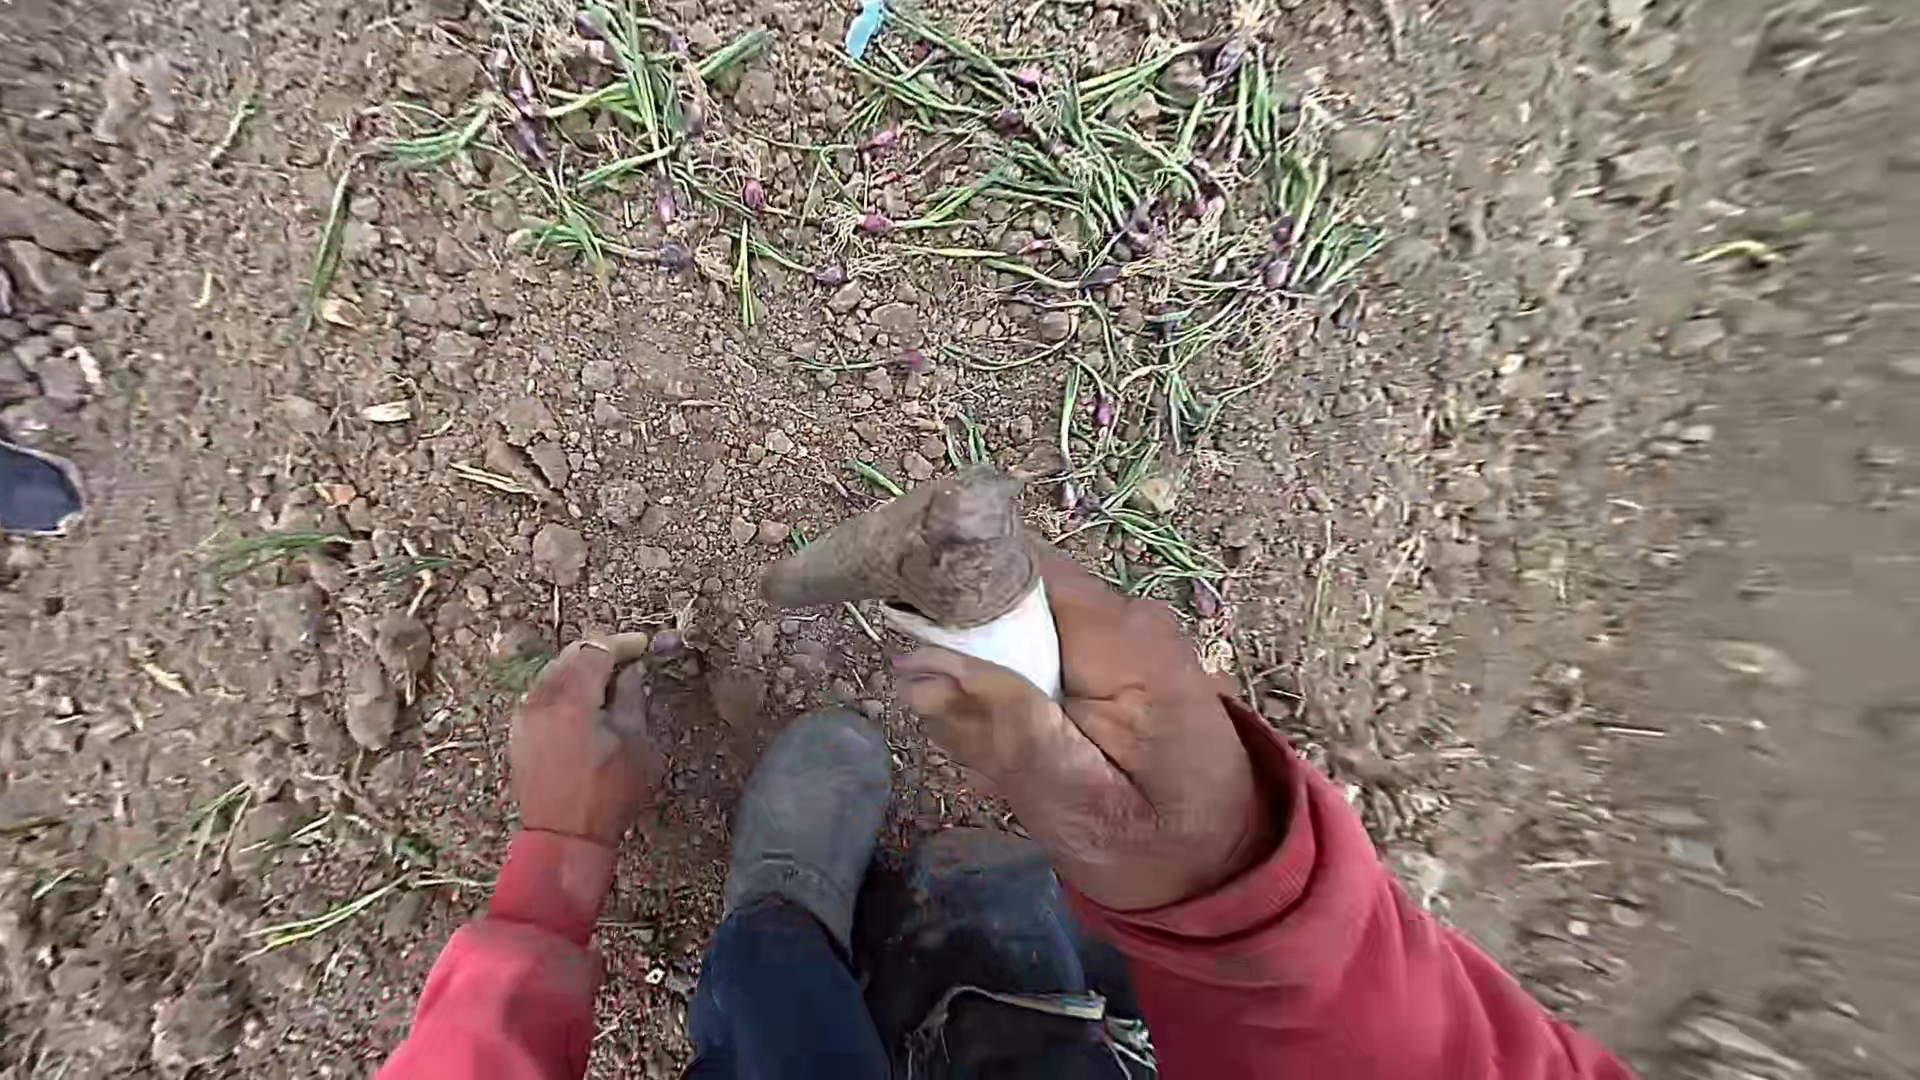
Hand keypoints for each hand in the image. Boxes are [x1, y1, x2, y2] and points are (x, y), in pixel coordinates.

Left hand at [510, 641, 663, 847]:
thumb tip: (631, 672)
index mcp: (571, 700)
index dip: (623, 643)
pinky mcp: (521, 732)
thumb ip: (632, 697)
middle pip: (571, 655)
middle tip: (631, 659)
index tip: (644, 646)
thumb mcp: (636, 740)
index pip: (596, 650)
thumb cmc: (608, 792)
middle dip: (603, 651)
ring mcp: (525, 717)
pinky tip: (588, 700)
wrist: (563, 839)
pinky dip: (568, 685)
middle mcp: (540, 701)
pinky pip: (545, 692)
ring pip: (555, 671)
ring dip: (584, 667)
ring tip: (612, 679)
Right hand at [895, 551, 1273, 910]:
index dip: (964, 589)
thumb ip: (999, 731)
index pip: (1026, 571)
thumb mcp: (1071, 804)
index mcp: (1128, 643)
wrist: (1217, 856)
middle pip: (1017, 592)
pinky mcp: (1110, 644)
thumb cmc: (1152, 841)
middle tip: (962, 718)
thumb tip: (914, 668)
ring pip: (1020, 619)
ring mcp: (1122, 625)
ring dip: (991, 671)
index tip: (917, 635)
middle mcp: (1128, 615)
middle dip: (973, 646)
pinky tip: (1022, 729)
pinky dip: (1014, 678)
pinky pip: (1039, 638)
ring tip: (995, 739)